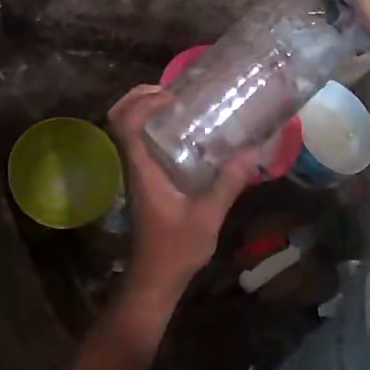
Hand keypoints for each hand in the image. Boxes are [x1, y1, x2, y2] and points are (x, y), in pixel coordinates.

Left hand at [106, 85, 258, 303]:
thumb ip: (228, 183)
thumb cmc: (176, 248)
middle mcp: (132, 166)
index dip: (141, 103)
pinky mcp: (141, 179)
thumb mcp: (208, 216)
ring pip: (122, 129)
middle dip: (135, 97)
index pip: (125, 126)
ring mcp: (134, 172)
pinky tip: (175, 129)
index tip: (169, 96)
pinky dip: (146, 125)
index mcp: (141, 170)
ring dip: (138, 108)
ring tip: (170, 101)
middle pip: (117, 120)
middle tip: (166, 90)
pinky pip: (134, 141)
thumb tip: (253, 152)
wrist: (154, 279)